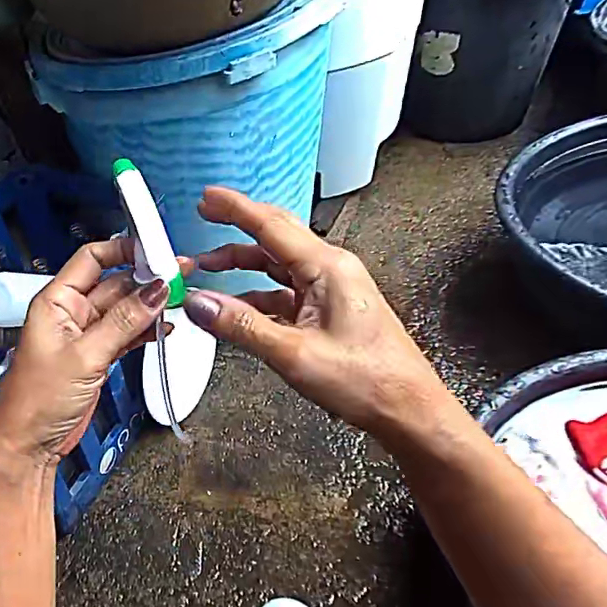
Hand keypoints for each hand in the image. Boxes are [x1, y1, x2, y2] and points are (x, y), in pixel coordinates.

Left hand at [0, 237, 177, 468]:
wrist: (30, 444)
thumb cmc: (35, 401)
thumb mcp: (85, 356)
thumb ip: (123, 322)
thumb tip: (154, 290)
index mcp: (56, 301)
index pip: (92, 258)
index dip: (123, 249)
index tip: (153, 249)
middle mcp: (70, 313)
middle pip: (113, 283)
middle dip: (145, 279)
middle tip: (177, 275)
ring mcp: (85, 335)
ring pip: (123, 309)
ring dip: (149, 306)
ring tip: (177, 299)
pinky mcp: (96, 356)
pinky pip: (125, 334)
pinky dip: (144, 331)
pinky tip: (164, 327)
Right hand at [184, 186, 460, 442]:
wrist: (406, 409)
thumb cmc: (367, 380)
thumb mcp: (293, 354)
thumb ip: (241, 326)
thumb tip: (200, 304)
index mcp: (327, 269)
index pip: (271, 225)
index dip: (234, 209)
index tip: (208, 197)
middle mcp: (330, 271)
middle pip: (274, 238)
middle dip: (236, 227)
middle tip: (205, 216)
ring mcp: (330, 290)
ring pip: (277, 265)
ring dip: (242, 264)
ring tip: (208, 267)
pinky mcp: (327, 310)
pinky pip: (284, 291)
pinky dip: (255, 294)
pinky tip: (236, 307)